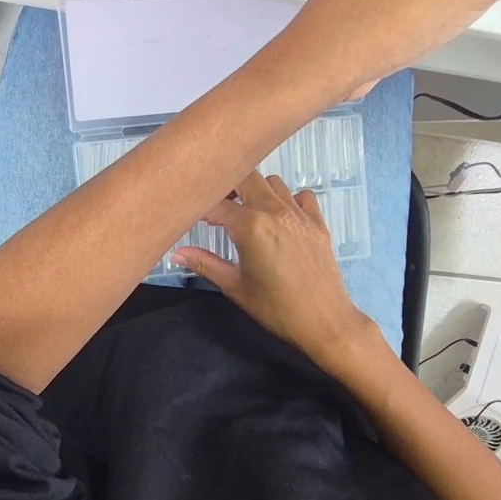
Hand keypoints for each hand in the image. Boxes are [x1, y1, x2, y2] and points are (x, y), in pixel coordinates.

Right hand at [172, 173, 383, 369]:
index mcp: (250, 227)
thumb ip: (205, 264)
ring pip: (273, 183)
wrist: (324, 321)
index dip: (199, 208)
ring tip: (247, 212)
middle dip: (228, 188)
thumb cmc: (276, 309)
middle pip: (246, 178)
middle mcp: (275, 211)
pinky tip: (280, 218)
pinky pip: (301, 196)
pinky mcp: (317, 222)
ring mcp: (299, 214)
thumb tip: (176, 254)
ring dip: (256, 192)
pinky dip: (288, 199)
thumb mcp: (234, 287)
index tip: (191, 216)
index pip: (216, 205)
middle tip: (218, 209)